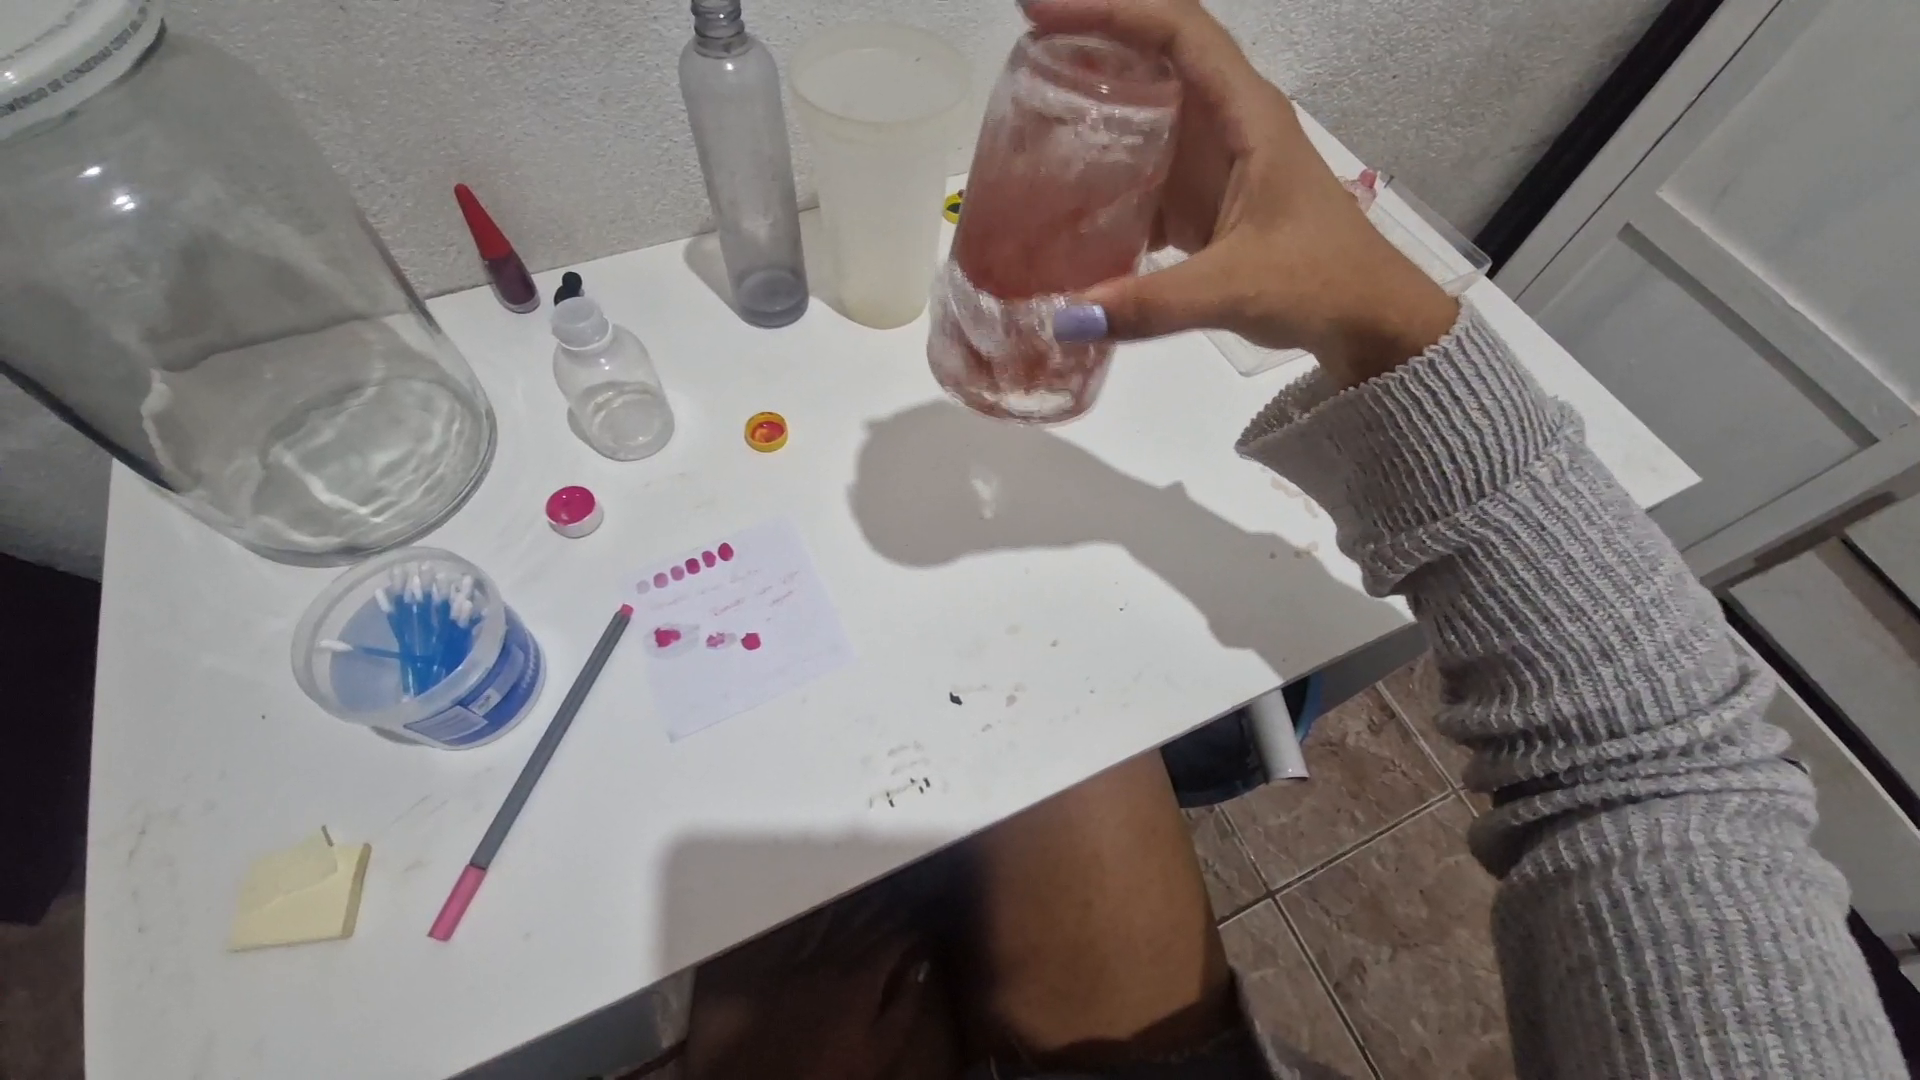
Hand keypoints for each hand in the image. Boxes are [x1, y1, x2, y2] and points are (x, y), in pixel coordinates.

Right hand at [1027, 0, 1458, 387]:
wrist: (1364, 319)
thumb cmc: (1319, 283)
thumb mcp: (1233, 287)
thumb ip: (1151, 304)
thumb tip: (1064, 319)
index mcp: (1246, 115)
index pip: (1177, 30)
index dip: (1110, 9)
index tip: (1039, 11)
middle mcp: (1228, 125)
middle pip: (1155, 57)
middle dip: (1091, 49)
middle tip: (1024, 60)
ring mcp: (1216, 165)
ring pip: (1148, 115)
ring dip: (1096, 111)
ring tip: (1032, 122)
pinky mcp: (1205, 204)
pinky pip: (1148, 174)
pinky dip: (1108, 180)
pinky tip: (1070, 203)